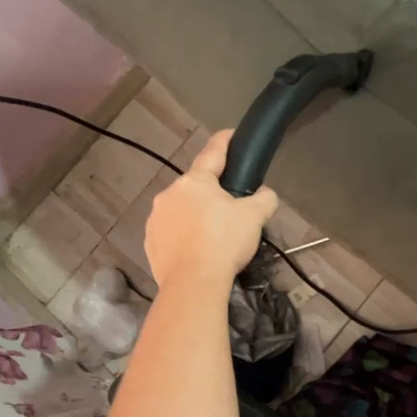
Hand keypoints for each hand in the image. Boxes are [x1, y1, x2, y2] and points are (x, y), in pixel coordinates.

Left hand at [143, 129, 279, 287]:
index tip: (230, 133)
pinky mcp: (150, 243)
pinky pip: (171, 232)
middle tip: (232, 208)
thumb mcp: (255, 217)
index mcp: (195, 182)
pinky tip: (198, 250)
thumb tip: (266, 194)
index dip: (224, 141)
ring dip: (196, 215)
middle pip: (196, 187)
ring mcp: (156, 219)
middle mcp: (170, 194)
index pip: (212, 153)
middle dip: (212, 193)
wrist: (193, 283)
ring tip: (214, 235)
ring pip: (182, 210)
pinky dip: (184, 236)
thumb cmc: (224, 242)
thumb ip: (264, 199)